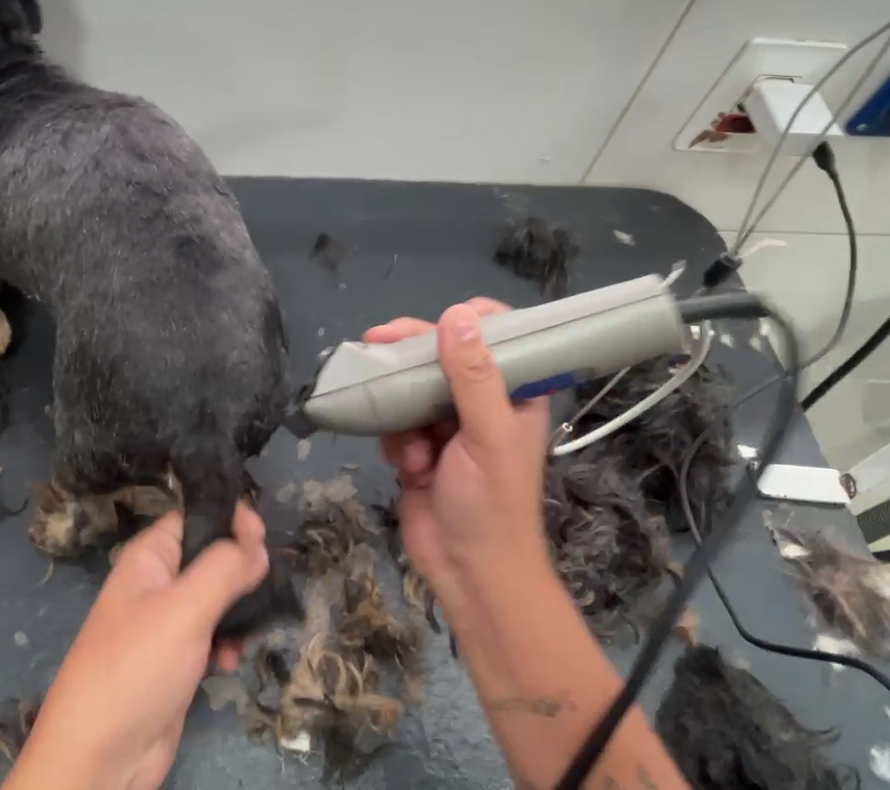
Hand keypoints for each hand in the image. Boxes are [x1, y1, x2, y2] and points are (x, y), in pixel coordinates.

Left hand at [5, 504, 270, 789]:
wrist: (101, 755)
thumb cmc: (137, 667)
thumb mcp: (183, 609)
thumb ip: (224, 568)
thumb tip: (257, 540)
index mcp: (149, 558)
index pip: (194, 518)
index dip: (229, 520)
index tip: (264, 536)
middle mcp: (157, 584)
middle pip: (210, 558)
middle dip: (242, 570)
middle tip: (269, 584)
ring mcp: (166, 625)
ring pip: (217, 600)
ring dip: (240, 613)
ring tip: (248, 632)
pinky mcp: (177, 661)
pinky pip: (213, 637)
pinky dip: (227, 645)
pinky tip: (228, 663)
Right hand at [366, 299, 552, 629]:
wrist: (467, 574)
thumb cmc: (491, 505)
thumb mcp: (486, 434)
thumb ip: (473, 376)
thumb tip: (456, 315)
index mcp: (514, 395)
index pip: (499, 337)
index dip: (470, 321)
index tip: (441, 318)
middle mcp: (481, 404)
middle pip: (442, 356)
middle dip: (411, 356)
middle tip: (375, 341)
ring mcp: (447, 426)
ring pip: (411, 388)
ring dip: (402, 411)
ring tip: (409, 444)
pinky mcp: (417, 448)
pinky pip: (395, 422)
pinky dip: (395, 441)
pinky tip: (406, 468)